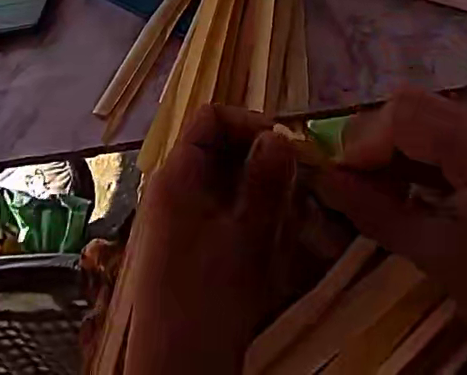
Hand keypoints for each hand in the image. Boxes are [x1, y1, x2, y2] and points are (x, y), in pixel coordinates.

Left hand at [126, 106, 296, 374]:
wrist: (178, 373)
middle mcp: (172, 187)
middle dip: (260, 153)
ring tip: (287, 205)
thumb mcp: (248, 235)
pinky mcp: (187, 241)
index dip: (249, 121)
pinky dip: (248, 206)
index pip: (212, 117)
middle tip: (295, 175)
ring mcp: (177, 216)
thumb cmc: (210, 299)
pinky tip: (269, 230)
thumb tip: (281, 134)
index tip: (284, 144)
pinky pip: (221, 203)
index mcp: (176, 175)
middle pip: (219, 144)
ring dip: (259, 181)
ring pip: (224, 175)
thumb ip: (266, 179)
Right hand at [312, 91, 466, 372]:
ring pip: (431, 110)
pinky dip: (419, 146)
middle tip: (353, 178)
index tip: (338, 175)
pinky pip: (449, 126)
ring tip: (376, 183)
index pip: (410, 116)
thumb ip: (376, 211)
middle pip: (418, 103)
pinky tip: (405, 179)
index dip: (366, 140)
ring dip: (396, 140)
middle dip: (377, 136)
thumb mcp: (435, 256)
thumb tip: (325, 179)